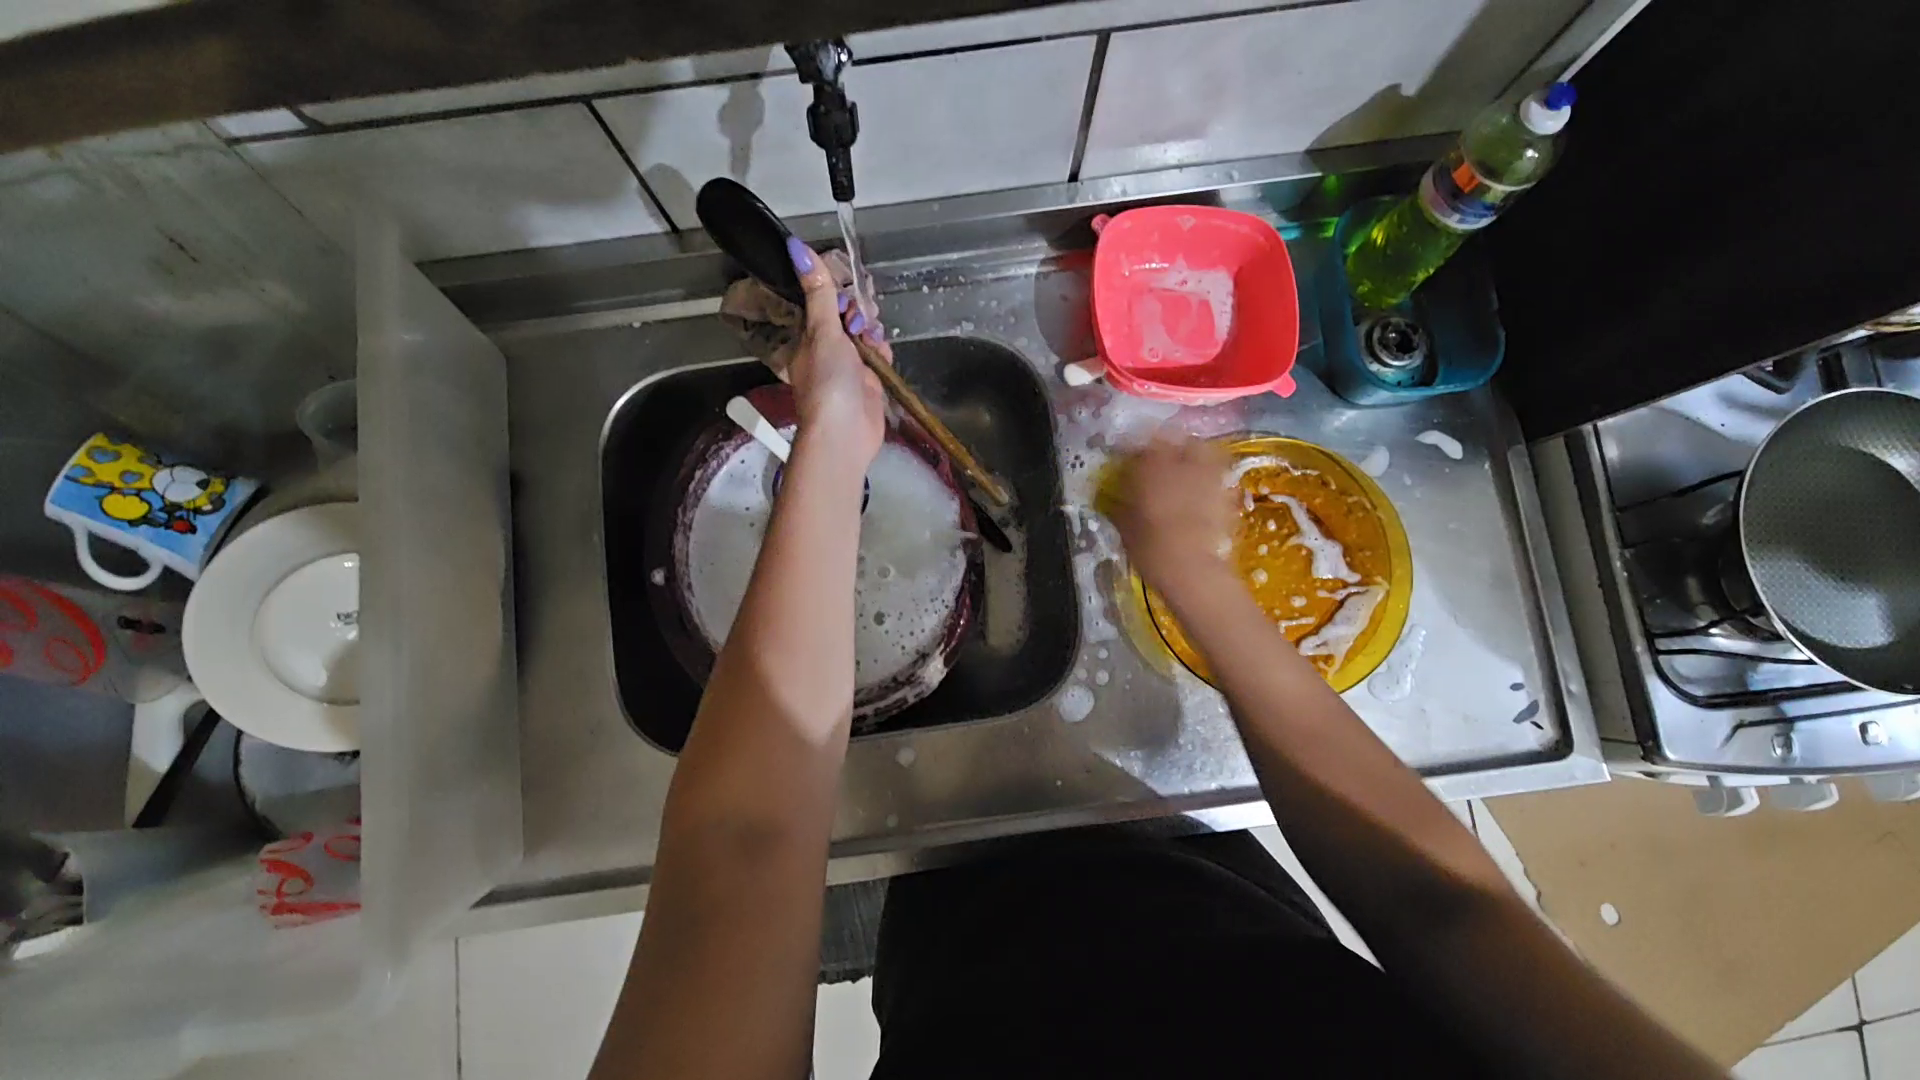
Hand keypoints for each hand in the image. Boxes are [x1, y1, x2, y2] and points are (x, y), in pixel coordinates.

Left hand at [786, 237, 887, 470]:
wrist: (844, 433)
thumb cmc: (828, 381)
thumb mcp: (821, 331)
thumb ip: (817, 291)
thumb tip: (795, 247)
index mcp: (806, 337)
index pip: (821, 303)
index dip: (835, 291)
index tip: (846, 286)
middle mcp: (825, 350)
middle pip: (845, 316)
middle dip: (857, 311)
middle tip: (859, 317)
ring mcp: (848, 367)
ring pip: (864, 334)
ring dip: (871, 331)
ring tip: (870, 339)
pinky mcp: (868, 382)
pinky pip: (878, 356)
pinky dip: (882, 352)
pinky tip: (881, 356)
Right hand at [1106, 434, 1236, 601]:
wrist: (1192, 570)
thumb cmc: (1151, 548)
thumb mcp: (1125, 527)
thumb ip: (1122, 505)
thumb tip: (1119, 499)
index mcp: (1151, 466)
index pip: (1143, 445)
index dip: (1139, 451)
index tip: (1133, 462)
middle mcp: (1182, 463)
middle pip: (1181, 440)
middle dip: (1174, 446)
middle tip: (1165, 461)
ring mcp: (1209, 476)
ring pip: (1205, 454)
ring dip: (1196, 459)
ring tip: (1187, 474)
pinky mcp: (1228, 494)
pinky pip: (1218, 478)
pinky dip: (1210, 481)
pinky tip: (1203, 496)